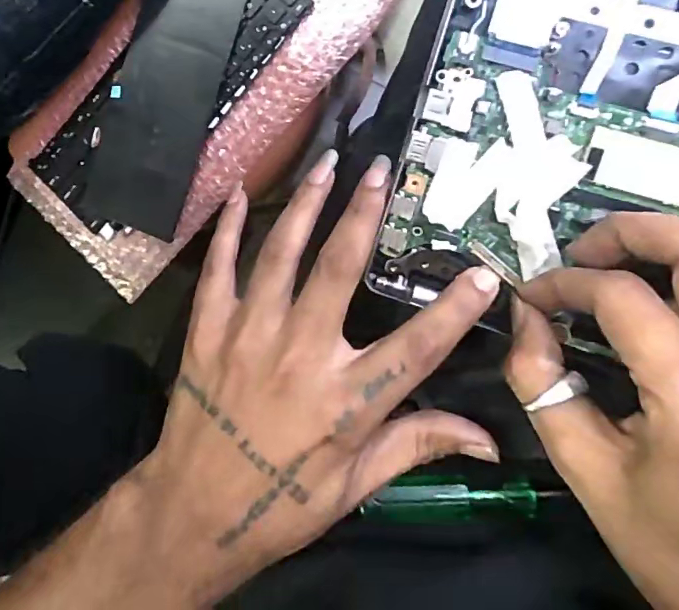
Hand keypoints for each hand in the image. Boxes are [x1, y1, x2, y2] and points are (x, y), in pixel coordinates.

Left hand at [0, 151, 502, 608]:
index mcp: (345, 401)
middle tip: (378, 170)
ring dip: (305, 204)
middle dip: (362, 214)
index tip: (483, 274)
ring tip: (325, 164)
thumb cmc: (281, 502)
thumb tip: (489, 442)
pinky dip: (229, 228)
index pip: (415, 350)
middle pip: (338, 270)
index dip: (453, 312)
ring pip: (281, 254)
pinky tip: (238, 192)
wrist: (189, 515)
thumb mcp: (355, 486)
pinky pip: (219, 267)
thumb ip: (418, 445)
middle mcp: (300, 355)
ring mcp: (249, 335)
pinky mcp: (209, 329)